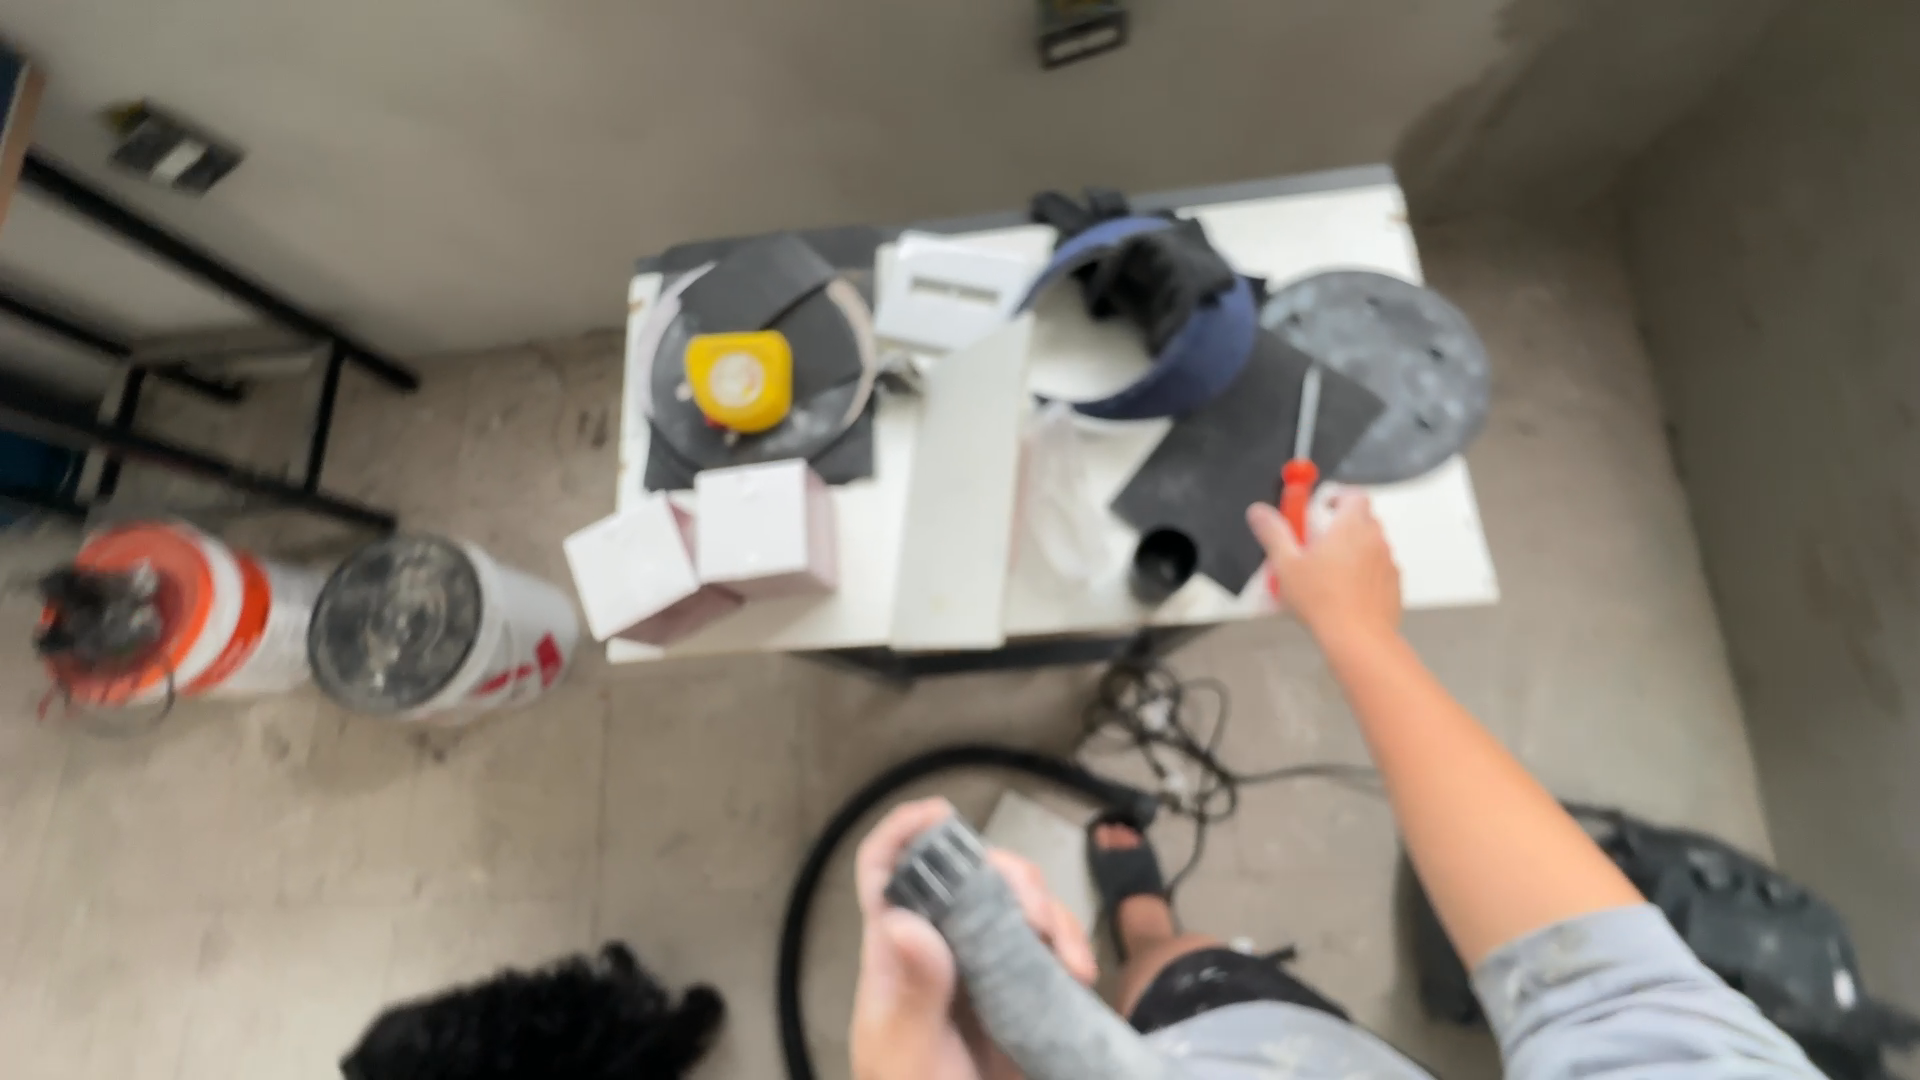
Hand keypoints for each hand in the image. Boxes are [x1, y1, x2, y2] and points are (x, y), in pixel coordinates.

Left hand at [850, 798, 1096, 1079]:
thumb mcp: (906, 1056)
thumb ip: (908, 994)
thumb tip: (900, 917)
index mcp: (898, 949)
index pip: (885, 870)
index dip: (905, 831)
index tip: (942, 813)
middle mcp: (942, 941)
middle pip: (968, 872)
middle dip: (1006, 875)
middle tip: (1035, 913)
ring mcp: (985, 960)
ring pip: (1014, 898)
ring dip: (1047, 908)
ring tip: (1069, 955)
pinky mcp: (1025, 983)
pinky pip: (1050, 938)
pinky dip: (1070, 940)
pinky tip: (1082, 973)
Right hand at [1249, 491, 1401, 647]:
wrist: (1358, 638)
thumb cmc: (1318, 596)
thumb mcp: (1285, 564)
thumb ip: (1273, 533)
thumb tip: (1257, 509)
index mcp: (1350, 527)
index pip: (1354, 496)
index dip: (1337, 497)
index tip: (1320, 510)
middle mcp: (1375, 539)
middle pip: (1363, 519)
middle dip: (1342, 524)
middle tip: (1316, 543)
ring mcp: (1389, 563)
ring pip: (1371, 545)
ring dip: (1353, 549)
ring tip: (1328, 572)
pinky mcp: (1395, 586)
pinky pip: (1378, 569)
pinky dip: (1364, 572)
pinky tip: (1345, 594)